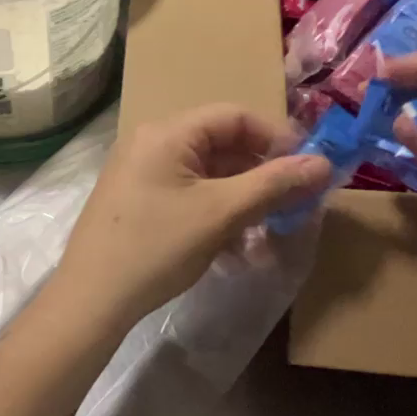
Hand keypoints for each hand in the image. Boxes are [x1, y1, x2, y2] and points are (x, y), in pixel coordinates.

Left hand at [53, 103, 330, 327]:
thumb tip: (324, 163)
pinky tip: (234, 253)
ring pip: (205, 179)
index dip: (276, 138)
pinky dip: (214, 219)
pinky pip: (186, 200)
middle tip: (292, 208)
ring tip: (264, 240)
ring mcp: (138, 177)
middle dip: (260, 179)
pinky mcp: (135, 207)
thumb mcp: (221, 214)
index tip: (307, 169)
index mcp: (166, 134)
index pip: (234, 117)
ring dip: (241, 205)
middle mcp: (149, 145)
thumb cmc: (157, 248)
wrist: (92, 299)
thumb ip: (274, 185)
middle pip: (220, 148)